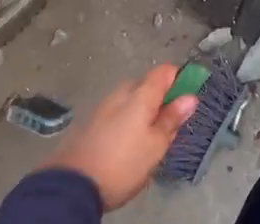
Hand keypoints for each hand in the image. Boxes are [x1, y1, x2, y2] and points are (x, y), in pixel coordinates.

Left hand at [43, 64, 198, 209]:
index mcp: (140, 94)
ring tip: (144, 140)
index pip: (165, 71)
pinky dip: (123, 123)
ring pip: (128, 101)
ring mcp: (101, 108)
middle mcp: (120, 94)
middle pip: (145, 86)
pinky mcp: (87, 125)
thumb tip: (190, 97)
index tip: (186, 99)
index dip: (180, 79)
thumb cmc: (122, 164)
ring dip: (139, 112)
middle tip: (165, 126)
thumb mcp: (156, 146)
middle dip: (158, 99)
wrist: (69, 187)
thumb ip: (172, 119)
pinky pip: (114, 115)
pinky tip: (123, 146)